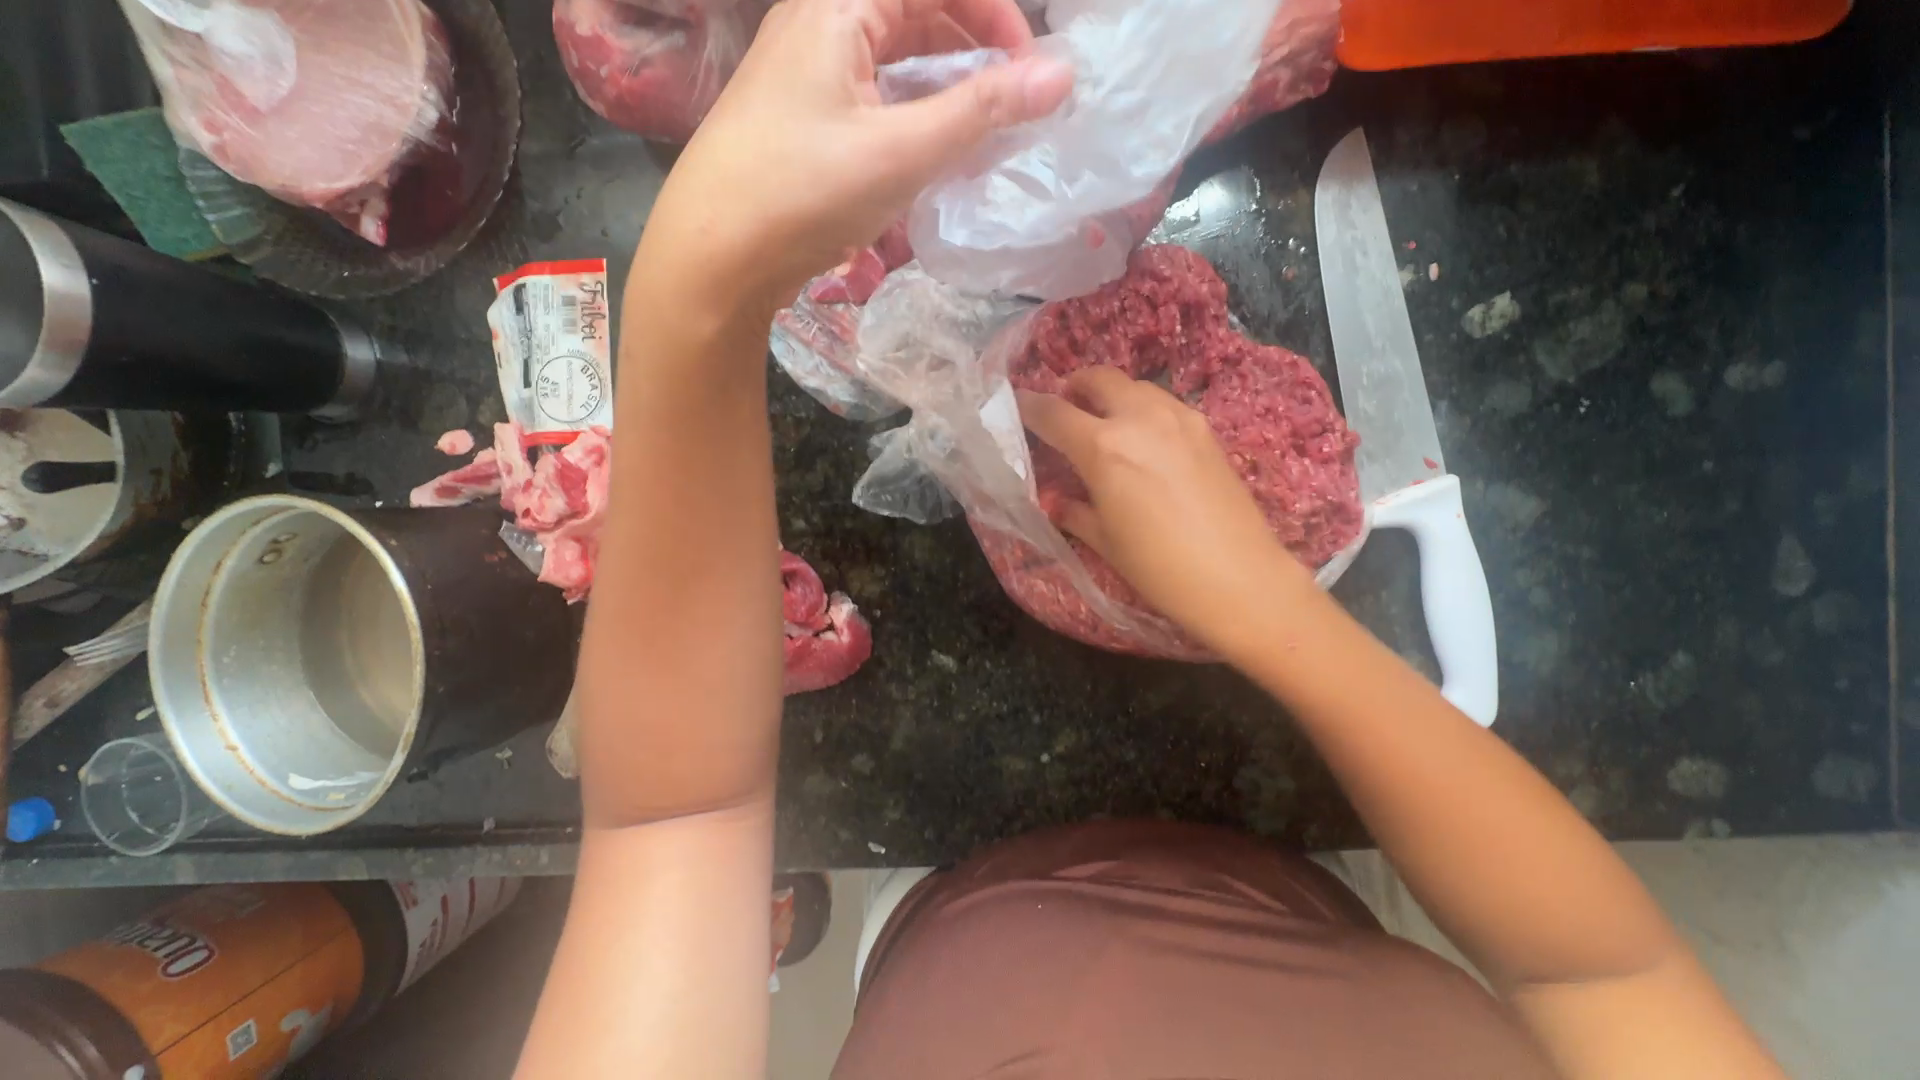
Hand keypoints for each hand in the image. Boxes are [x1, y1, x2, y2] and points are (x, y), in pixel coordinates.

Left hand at [631, 0, 1072, 320]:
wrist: (709, 260)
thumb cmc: (801, 193)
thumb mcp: (901, 150)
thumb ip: (981, 110)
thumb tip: (1061, 76)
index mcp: (836, 5)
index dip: (993, 15)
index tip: (1032, 72)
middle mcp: (818, 25)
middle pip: (914, 15)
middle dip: (973, 51)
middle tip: (1014, 106)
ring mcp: (806, 76)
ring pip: (895, 63)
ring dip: (945, 91)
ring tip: (984, 136)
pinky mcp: (802, 123)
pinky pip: (873, 101)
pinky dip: (913, 120)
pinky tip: (935, 157)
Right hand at [1017, 367, 1315, 652]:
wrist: (1240, 578)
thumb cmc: (1160, 568)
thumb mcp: (1105, 542)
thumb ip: (1073, 511)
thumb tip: (1054, 498)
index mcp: (1104, 447)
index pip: (1054, 412)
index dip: (1030, 407)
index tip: (1019, 408)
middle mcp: (1139, 418)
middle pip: (1098, 379)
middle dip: (1074, 387)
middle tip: (1064, 410)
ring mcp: (1179, 418)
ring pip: (1135, 387)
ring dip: (1111, 396)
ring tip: (1103, 425)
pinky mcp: (1206, 429)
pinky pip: (1163, 404)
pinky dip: (1143, 410)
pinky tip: (1143, 442)